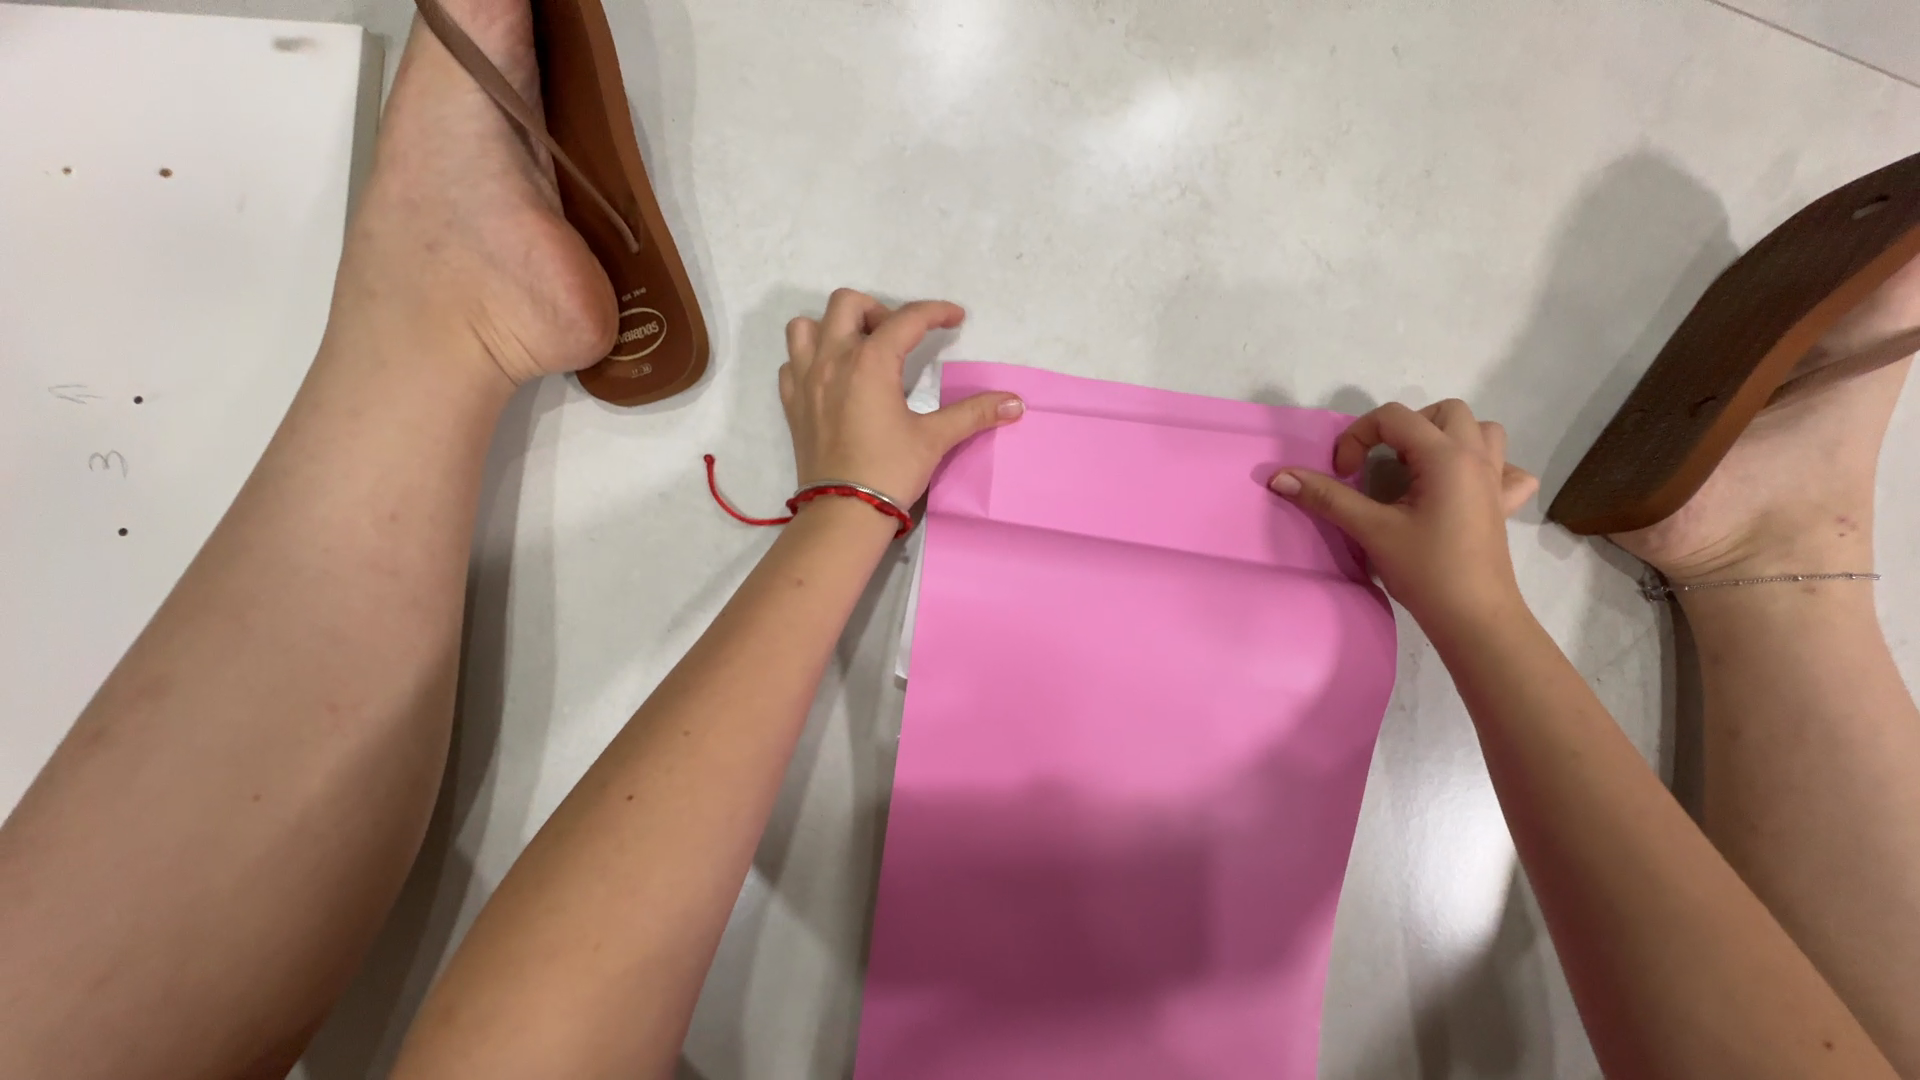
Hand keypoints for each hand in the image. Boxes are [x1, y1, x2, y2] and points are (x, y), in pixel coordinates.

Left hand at [781, 290, 1023, 506]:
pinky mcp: (792, 403)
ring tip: (857, 350)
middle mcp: (832, 359)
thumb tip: (1016, 403)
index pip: (906, 319)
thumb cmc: (890, 470)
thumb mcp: (935, 439)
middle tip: (899, 338)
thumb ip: (974, 413)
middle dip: (877, 310)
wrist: (844, 511)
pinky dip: (809, 358)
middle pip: (847, 304)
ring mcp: (805, 379)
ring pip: (806, 326)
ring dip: (832, 327)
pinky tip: (831, 378)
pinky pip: (791, 362)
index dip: (936, 312)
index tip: (955, 318)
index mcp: (870, 362)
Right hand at [1268, 400, 1537, 633]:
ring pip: (1481, 430)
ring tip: (1418, 467)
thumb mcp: (1371, 530)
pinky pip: (1505, 468)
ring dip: (1445, 438)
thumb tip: (1279, 476)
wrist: (1474, 617)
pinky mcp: (1502, 504)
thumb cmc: (1425, 569)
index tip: (1343, 473)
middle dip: (1404, 428)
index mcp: (1446, 457)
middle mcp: (1476, 458)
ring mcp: (1495, 480)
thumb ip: (1326, 497)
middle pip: (1443, 412)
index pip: (1394, 417)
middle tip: (1381, 463)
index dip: (1358, 437)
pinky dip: (1483, 467)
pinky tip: (1461, 488)